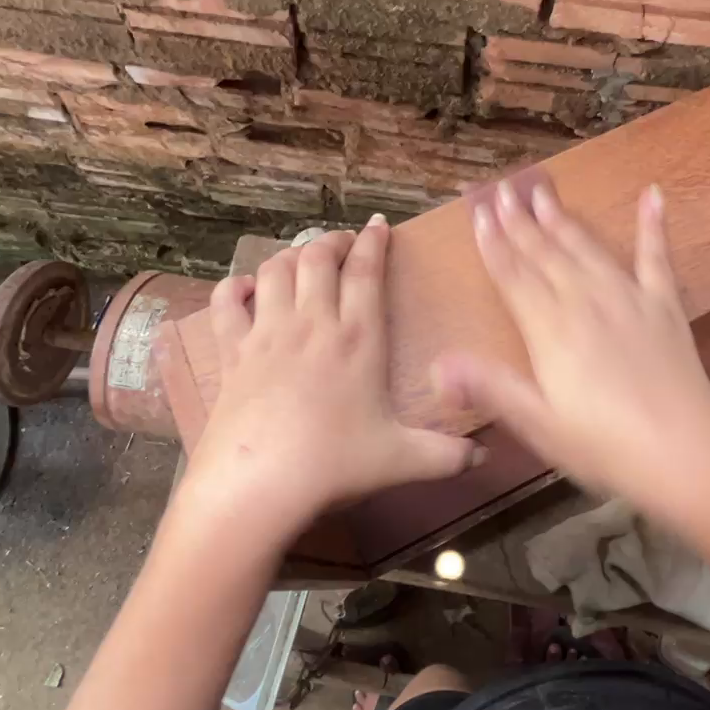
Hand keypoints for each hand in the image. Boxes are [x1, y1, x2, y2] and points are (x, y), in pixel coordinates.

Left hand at [183, 217, 484, 533]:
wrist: (259, 484)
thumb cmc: (334, 465)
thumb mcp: (402, 460)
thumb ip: (446, 456)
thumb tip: (484, 458)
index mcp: (358, 338)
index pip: (367, 271)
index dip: (374, 241)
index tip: (379, 225)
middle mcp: (313, 323)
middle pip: (318, 258)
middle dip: (332, 241)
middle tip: (344, 243)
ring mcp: (267, 333)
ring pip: (276, 270)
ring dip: (291, 256)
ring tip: (302, 259)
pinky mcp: (232, 352)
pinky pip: (226, 304)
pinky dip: (233, 287)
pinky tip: (243, 287)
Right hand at [433, 181, 709, 525]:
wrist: (686, 456)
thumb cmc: (605, 448)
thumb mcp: (539, 425)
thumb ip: (491, 388)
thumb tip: (436, 366)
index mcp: (551, 329)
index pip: (514, 277)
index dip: (493, 244)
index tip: (478, 212)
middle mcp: (585, 301)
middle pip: (545, 254)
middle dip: (520, 221)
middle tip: (502, 188)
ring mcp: (628, 298)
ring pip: (586, 248)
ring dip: (562, 218)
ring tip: (542, 190)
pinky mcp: (664, 306)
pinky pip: (656, 257)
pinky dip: (654, 225)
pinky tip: (652, 194)